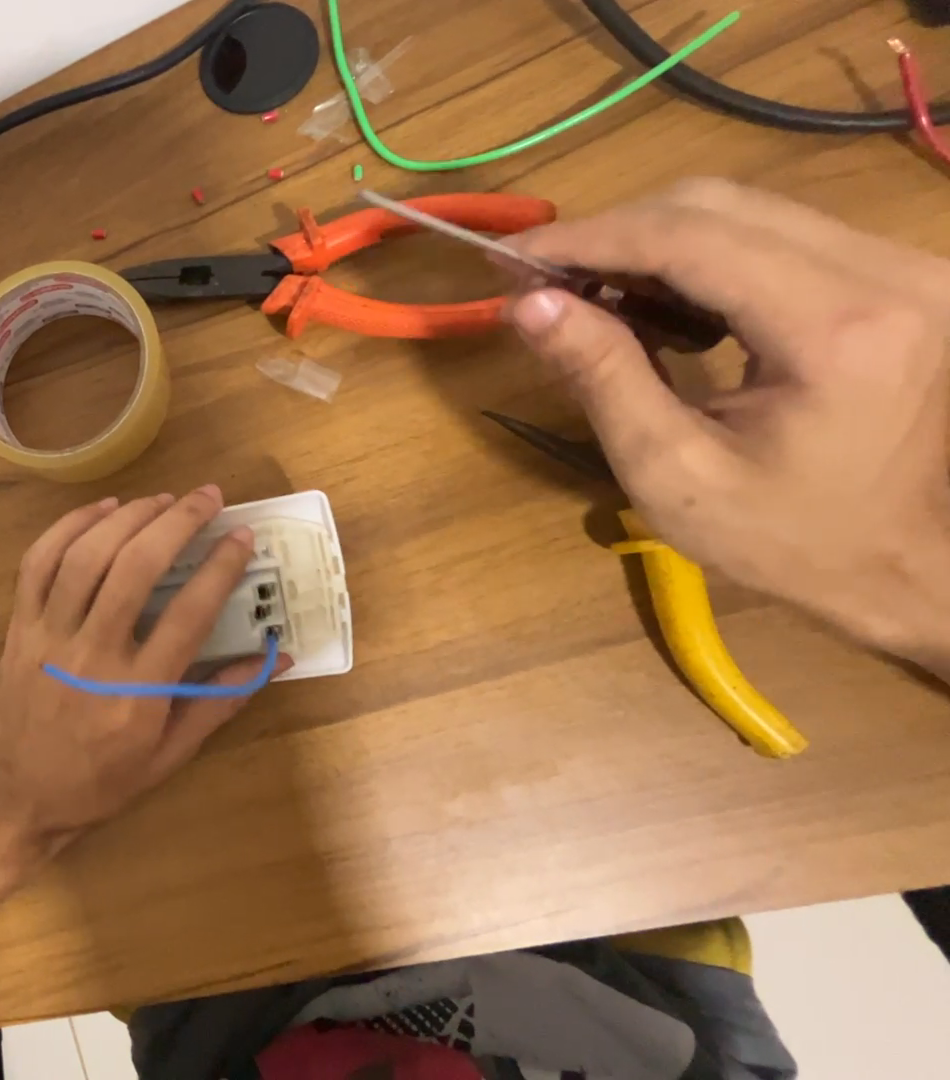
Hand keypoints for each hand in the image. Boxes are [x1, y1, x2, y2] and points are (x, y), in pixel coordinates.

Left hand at [0, 485, 287, 854]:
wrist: (14, 794)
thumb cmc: (97, 782)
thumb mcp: (166, 757)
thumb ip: (217, 702)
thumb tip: (274, 658)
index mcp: (136, 693)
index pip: (187, 615)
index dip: (219, 568)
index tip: (242, 536)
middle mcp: (91, 654)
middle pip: (134, 569)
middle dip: (175, 523)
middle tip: (206, 497)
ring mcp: (48, 635)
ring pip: (84, 557)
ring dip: (125, 518)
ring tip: (160, 499)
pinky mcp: (19, 626)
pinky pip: (37, 564)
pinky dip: (68, 527)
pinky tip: (101, 510)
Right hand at [505, 178, 949, 665]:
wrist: (915, 559)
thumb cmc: (781, 534)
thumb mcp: (668, 468)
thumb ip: (601, 377)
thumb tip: (528, 305)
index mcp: (834, 328)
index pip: (689, 239)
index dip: (585, 237)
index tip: (506, 256)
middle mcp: (885, 272)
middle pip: (716, 206)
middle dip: (608, 234)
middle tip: (535, 280)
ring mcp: (899, 267)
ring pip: (742, 211)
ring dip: (643, 244)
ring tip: (579, 298)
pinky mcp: (891, 277)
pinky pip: (769, 236)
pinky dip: (688, 258)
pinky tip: (646, 306)